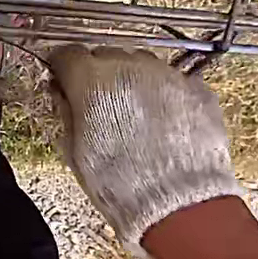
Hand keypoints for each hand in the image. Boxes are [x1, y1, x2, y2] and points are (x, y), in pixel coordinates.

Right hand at [46, 45, 244, 253]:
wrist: (179, 204)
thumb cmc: (122, 184)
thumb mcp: (75, 151)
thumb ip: (66, 112)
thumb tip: (62, 95)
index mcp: (91, 80)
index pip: (68, 54)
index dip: (63, 68)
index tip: (63, 78)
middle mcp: (128, 67)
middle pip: (105, 56)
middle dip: (98, 76)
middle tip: (98, 107)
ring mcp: (165, 74)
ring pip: (139, 65)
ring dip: (131, 82)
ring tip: (133, 118)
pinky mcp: (194, 87)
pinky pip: (171, 80)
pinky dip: (163, 94)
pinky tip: (161, 124)